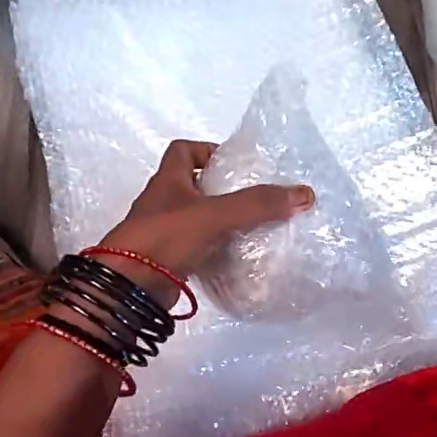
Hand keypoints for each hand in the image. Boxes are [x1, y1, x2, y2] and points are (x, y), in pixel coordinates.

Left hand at [97, 140, 314, 303]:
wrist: (131, 287)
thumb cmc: (166, 237)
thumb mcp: (215, 214)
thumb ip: (257, 204)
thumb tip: (305, 194)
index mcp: (168, 180)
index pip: (183, 150)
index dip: (208, 151)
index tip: (235, 165)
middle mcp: (163, 203)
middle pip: (194, 186)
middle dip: (223, 190)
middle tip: (254, 199)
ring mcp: (164, 233)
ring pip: (197, 220)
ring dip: (221, 222)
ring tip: (254, 228)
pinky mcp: (170, 261)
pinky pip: (198, 249)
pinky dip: (216, 251)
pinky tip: (238, 257)